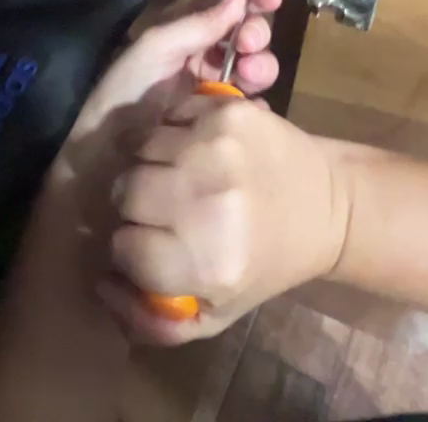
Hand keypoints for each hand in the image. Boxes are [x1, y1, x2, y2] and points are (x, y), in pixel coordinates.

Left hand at [53, 0, 284, 198]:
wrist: (109, 159)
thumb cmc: (127, 93)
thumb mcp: (157, 48)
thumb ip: (198, 21)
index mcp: (186, 36)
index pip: (226, 10)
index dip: (253, 0)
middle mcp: (204, 60)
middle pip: (247, 38)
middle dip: (257, 34)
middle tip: (249, 43)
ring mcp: (216, 94)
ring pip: (255, 70)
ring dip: (261, 65)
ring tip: (251, 74)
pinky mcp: (221, 127)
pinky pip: (251, 110)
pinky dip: (259, 103)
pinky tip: (255, 106)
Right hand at [97, 92, 350, 343]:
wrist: (327, 204)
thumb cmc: (265, 263)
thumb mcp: (214, 313)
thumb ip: (148, 318)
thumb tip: (99, 281)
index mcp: (206, 261)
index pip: (123, 247)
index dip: (129, 247)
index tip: (149, 244)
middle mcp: (210, 200)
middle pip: (125, 191)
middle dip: (133, 202)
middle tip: (158, 206)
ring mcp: (218, 147)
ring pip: (140, 146)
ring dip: (149, 161)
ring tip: (175, 174)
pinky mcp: (229, 110)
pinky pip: (169, 113)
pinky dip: (172, 129)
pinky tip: (193, 147)